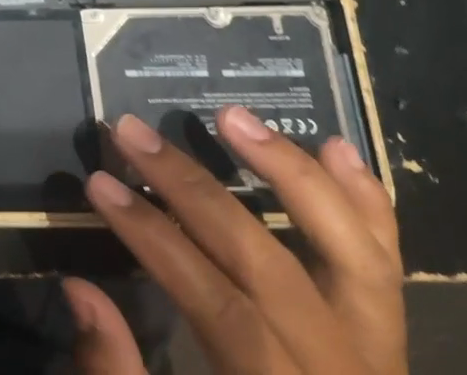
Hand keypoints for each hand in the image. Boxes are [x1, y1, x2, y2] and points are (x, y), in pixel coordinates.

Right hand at [66, 106, 404, 374]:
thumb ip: (116, 372)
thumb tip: (78, 289)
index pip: (219, 303)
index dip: (154, 239)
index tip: (98, 184)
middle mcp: (346, 373)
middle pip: (270, 262)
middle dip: (193, 189)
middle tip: (131, 131)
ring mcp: (381, 356)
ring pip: (352, 253)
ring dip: (292, 176)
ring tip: (233, 117)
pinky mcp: (388, 341)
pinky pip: (387, 268)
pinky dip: (367, 204)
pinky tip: (338, 148)